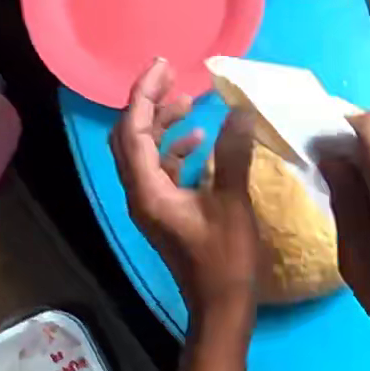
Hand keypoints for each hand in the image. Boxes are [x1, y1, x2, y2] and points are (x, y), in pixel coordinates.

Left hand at [110, 59, 258, 317]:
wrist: (219, 304)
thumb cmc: (225, 258)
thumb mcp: (232, 202)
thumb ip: (233, 154)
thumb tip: (240, 112)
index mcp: (147, 190)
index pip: (133, 130)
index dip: (145, 94)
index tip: (164, 65)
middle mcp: (139, 193)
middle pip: (129, 137)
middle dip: (148, 103)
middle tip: (173, 76)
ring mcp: (149, 202)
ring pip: (143, 152)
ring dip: (161, 124)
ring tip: (189, 101)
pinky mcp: (163, 210)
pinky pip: (158, 169)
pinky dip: (173, 149)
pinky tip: (197, 138)